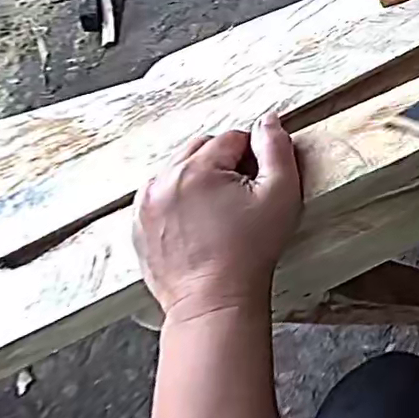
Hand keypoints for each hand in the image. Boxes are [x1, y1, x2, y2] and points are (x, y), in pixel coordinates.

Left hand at [133, 113, 302, 323]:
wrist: (214, 296)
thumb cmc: (251, 246)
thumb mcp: (281, 191)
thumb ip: (276, 147)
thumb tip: (269, 120)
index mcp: (195, 170)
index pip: (233, 137)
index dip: (255, 155)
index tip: (261, 182)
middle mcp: (161, 181)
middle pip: (202, 146)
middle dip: (226, 161)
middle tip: (245, 192)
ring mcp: (143, 204)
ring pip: (180, 167)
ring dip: (204, 176)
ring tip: (223, 206)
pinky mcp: (137, 224)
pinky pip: (163, 192)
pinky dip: (184, 196)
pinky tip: (204, 219)